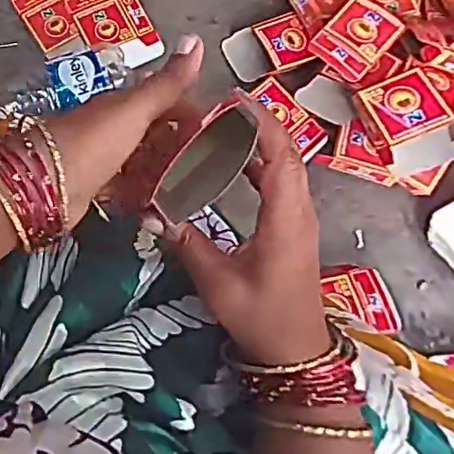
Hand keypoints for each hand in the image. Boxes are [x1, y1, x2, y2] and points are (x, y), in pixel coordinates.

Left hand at [41, 35, 204, 219]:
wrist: (46, 186)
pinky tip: (160, 206)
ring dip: (164, 172)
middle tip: (207, 164)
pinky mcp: (97, 186)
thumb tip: (195, 41)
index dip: (190, 111)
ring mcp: (104, 158)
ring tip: (190, 188)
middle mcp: (113, 128)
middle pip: (154, 133)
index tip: (217, 129)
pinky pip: (128, 188)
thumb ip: (167, 83)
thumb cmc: (92, 143)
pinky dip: (144, 195)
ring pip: (143, 161)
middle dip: (179, 145)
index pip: (165, 100)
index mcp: (123, 104)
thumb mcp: (135, 110)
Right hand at [156, 94, 330, 366]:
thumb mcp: (219, 282)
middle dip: (257, 124)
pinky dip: (260, 163)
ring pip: (286, 165)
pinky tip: (236, 163)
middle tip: (221, 109)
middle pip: (286, 152)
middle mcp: (298, 210)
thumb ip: (188, 243)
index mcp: (285, 217)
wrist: (295, 351)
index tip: (233, 102)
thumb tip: (154, 214)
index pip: (280, 155)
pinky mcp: (294, 226)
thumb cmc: (262, 317)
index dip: (259, 123)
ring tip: (225, 128)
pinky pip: (282, 181)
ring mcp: (300, 218)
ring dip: (259, 142)